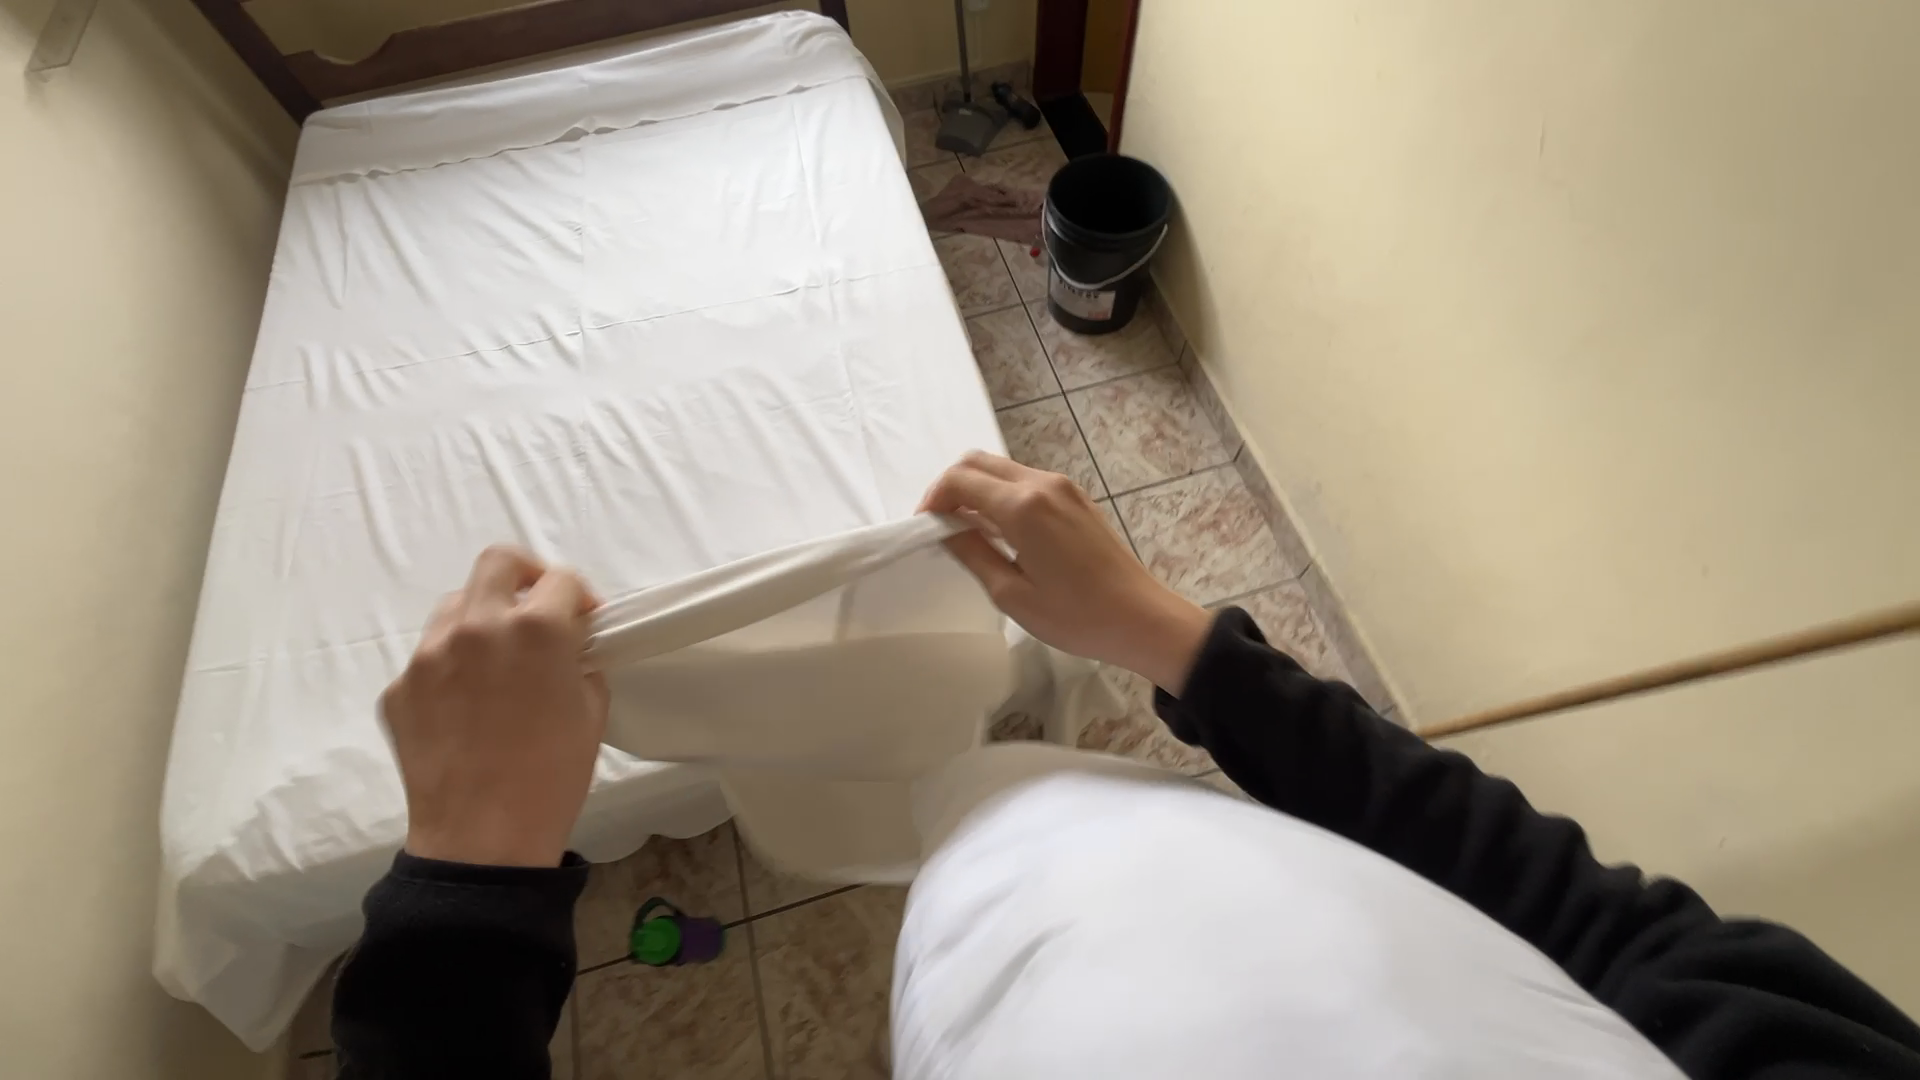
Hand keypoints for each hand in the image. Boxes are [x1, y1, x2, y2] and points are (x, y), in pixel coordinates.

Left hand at [380, 546, 608, 867]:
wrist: (483, 836)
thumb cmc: (555, 770)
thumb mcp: (591, 704)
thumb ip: (579, 657)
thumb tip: (568, 643)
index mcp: (536, 628)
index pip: (562, 579)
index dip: (581, 597)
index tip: (587, 622)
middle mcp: (477, 627)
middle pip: (499, 562)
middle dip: (528, 575)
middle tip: (541, 611)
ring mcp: (427, 655)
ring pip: (457, 605)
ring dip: (486, 616)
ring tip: (500, 657)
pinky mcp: (398, 688)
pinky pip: (430, 655)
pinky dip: (455, 663)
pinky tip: (470, 703)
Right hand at [920, 452, 1213, 693]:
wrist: (1141, 618)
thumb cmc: (1075, 616)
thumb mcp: (1011, 594)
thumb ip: (973, 553)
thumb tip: (947, 530)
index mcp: (1022, 506)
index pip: (960, 480)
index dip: (932, 499)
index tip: (924, 527)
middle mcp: (1041, 483)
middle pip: (978, 462)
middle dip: (950, 487)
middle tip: (940, 525)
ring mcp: (1062, 486)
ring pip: (1002, 468)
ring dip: (976, 489)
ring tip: (967, 531)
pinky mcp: (1075, 497)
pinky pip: (1025, 481)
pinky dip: (1001, 494)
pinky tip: (1001, 530)